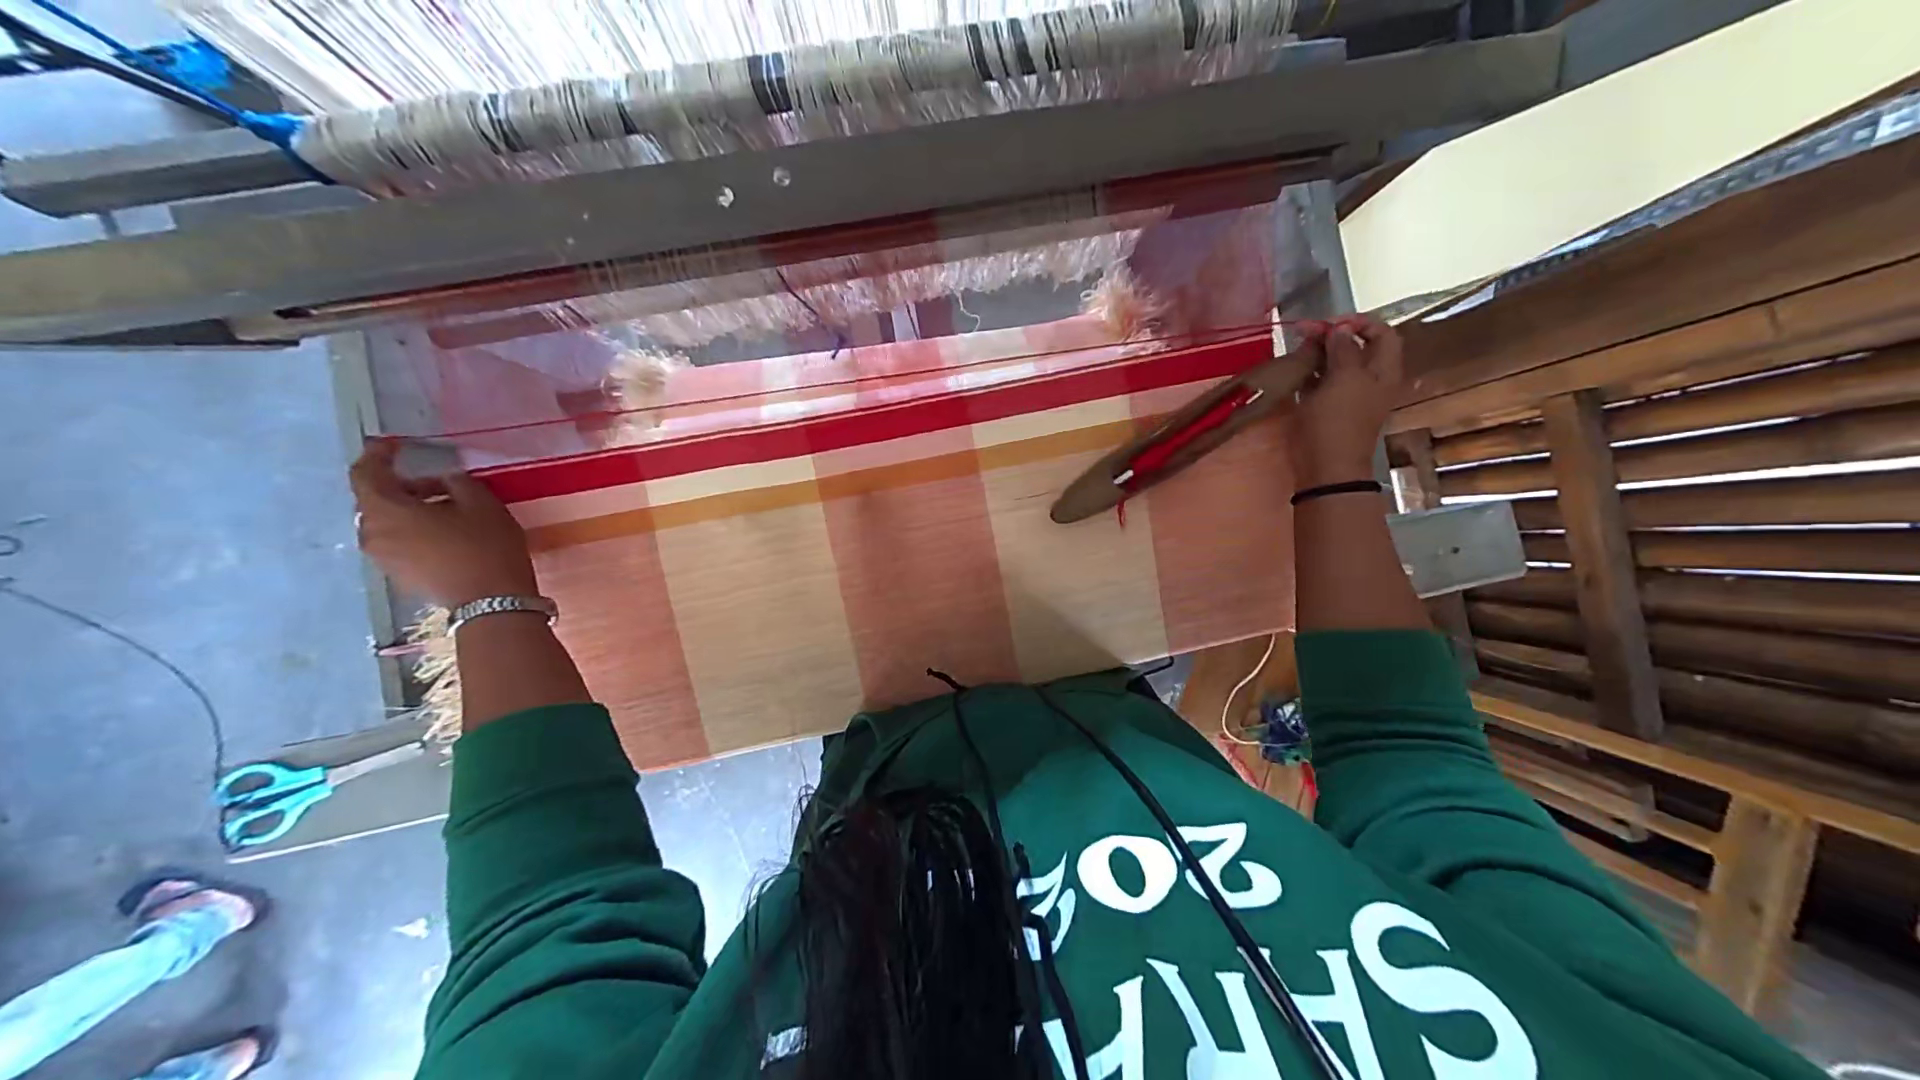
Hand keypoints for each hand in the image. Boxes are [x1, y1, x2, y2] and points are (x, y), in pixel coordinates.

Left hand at [349, 440, 538, 606]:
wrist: (492, 603)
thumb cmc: (486, 546)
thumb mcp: (481, 503)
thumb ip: (457, 482)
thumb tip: (444, 479)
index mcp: (386, 511)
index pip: (366, 473)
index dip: (378, 455)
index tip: (396, 445)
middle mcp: (373, 534)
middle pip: (376, 500)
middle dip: (402, 486)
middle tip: (436, 481)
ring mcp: (384, 558)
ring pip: (388, 523)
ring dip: (410, 510)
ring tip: (446, 508)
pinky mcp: (400, 575)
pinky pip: (398, 542)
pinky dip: (415, 530)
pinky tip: (446, 532)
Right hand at [1290, 315, 1404, 487]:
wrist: (1325, 467)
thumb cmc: (1337, 421)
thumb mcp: (1343, 379)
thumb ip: (1343, 350)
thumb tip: (1340, 330)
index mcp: (1383, 371)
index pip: (1381, 333)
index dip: (1359, 322)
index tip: (1330, 323)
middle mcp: (1370, 380)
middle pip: (1356, 347)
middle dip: (1332, 336)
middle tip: (1304, 333)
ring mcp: (1348, 396)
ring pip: (1336, 365)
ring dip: (1318, 354)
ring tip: (1297, 349)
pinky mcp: (1327, 409)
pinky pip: (1321, 384)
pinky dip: (1309, 374)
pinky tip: (1294, 371)